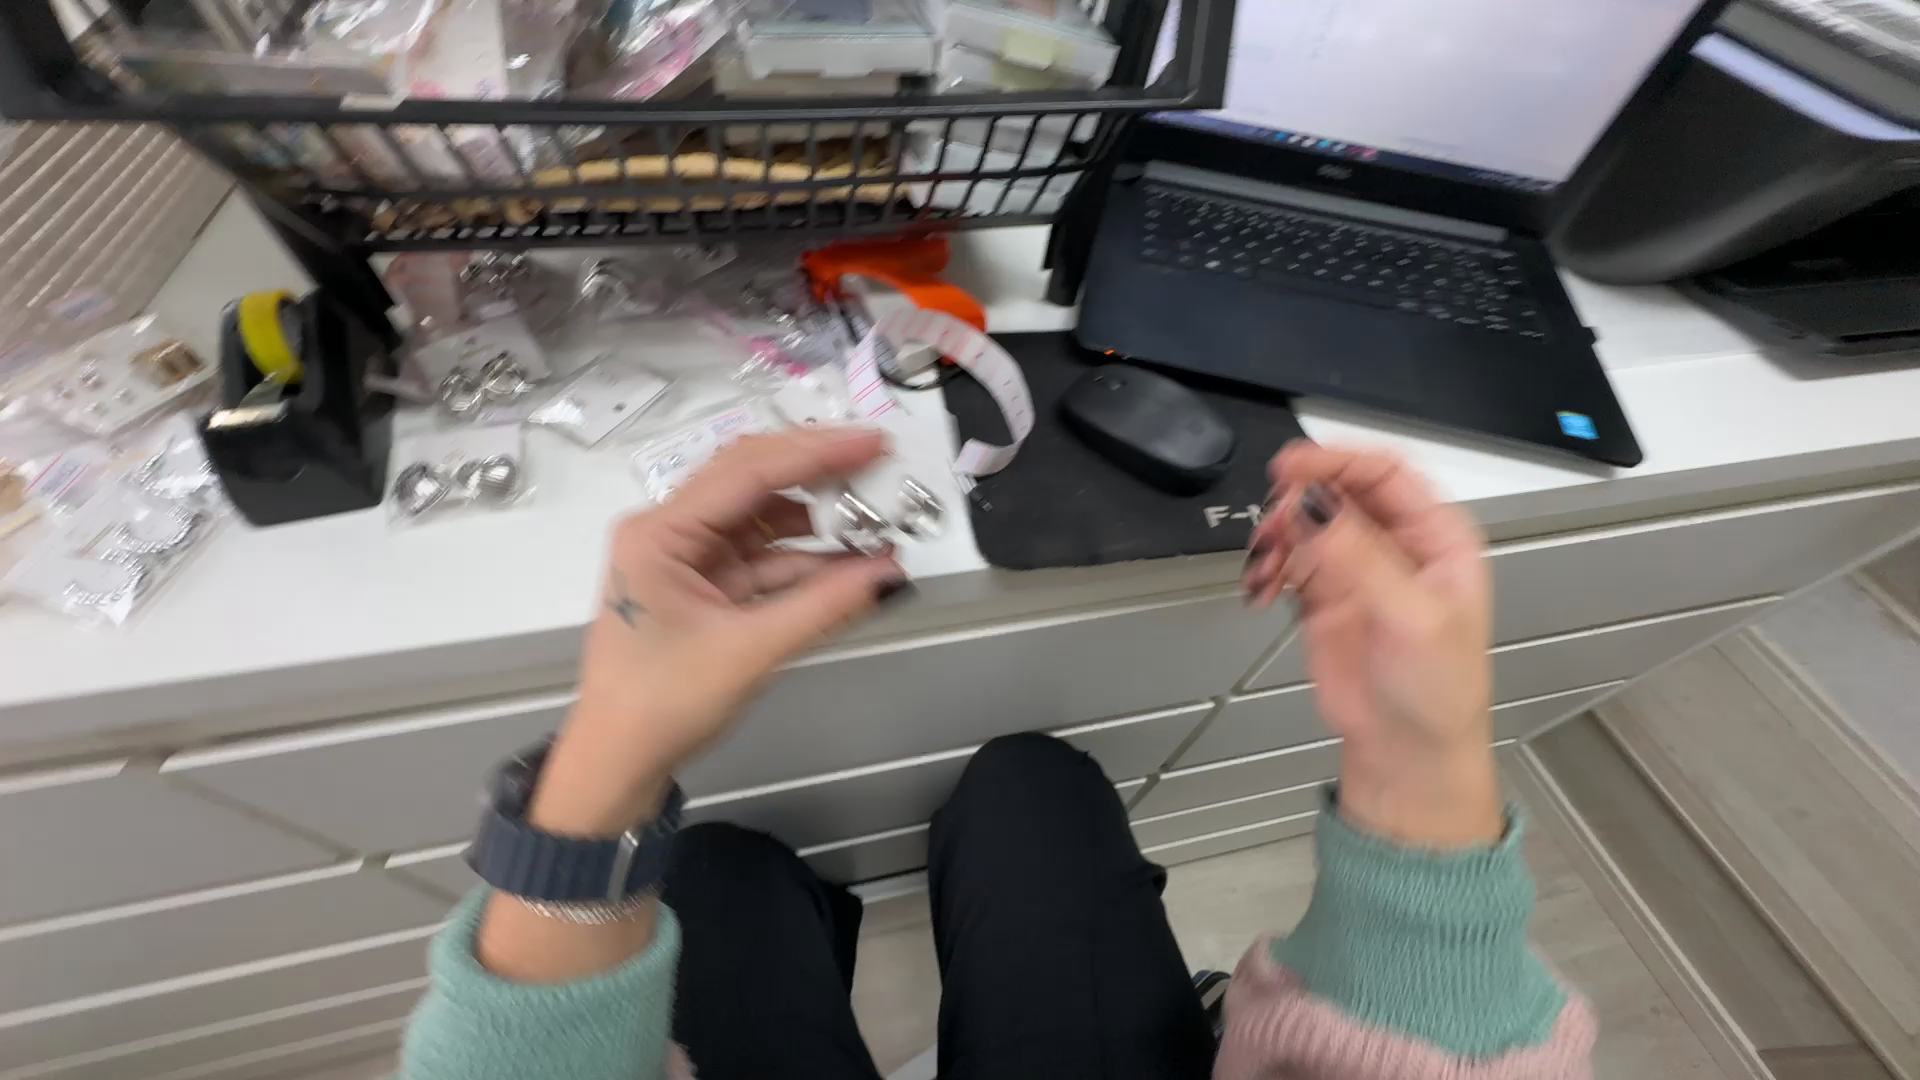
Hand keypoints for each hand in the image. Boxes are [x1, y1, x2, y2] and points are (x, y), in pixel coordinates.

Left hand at [535, 427, 909, 835]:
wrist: (619, 764)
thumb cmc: (664, 705)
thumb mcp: (750, 651)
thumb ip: (826, 605)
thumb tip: (893, 573)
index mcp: (661, 532)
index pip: (747, 471)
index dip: (815, 452)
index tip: (872, 444)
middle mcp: (672, 530)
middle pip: (753, 481)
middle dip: (817, 472)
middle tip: (878, 464)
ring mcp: (690, 556)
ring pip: (764, 518)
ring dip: (818, 521)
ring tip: (873, 522)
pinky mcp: (709, 583)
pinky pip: (766, 557)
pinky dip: (807, 560)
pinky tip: (849, 564)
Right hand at [1241, 442, 1502, 848]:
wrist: (1403, 750)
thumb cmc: (1436, 690)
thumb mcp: (1409, 618)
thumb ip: (1359, 557)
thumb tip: (1314, 505)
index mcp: (1435, 538)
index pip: (1384, 474)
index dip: (1337, 461)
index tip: (1291, 467)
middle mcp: (1393, 546)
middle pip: (1336, 492)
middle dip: (1298, 501)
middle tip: (1273, 523)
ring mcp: (1353, 569)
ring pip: (1304, 524)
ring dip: (1276, 535)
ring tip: (1265, 563)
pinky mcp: (1320, 595)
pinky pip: (1284, 560)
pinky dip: (1265, 566)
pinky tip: (1261, 586)